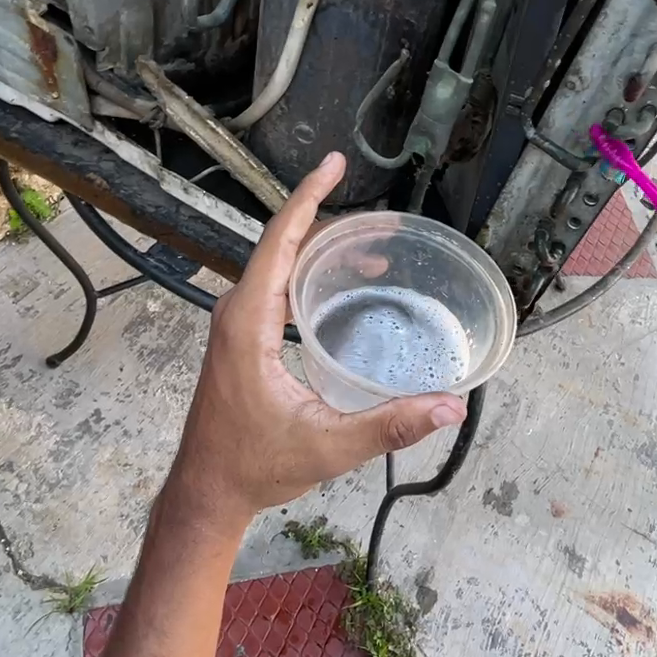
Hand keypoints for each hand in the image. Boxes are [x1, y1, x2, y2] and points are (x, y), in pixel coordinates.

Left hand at [169, 152, 467, 527]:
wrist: (207, 492)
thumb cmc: (254, 467)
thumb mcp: (328, 446)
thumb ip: (390, 425)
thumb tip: (449, 407)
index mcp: (248, 322)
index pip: (279, 241)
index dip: (308, 198)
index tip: (334, 164)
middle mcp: (237, 313)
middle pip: (282, 245)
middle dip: (328, 220)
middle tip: (380, 219)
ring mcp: (235, 326)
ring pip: (279, 266)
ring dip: (321, 249)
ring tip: (373, 251)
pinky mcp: (241, 340)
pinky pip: (276, 288)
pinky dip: (308, 274)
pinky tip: (340, 288)